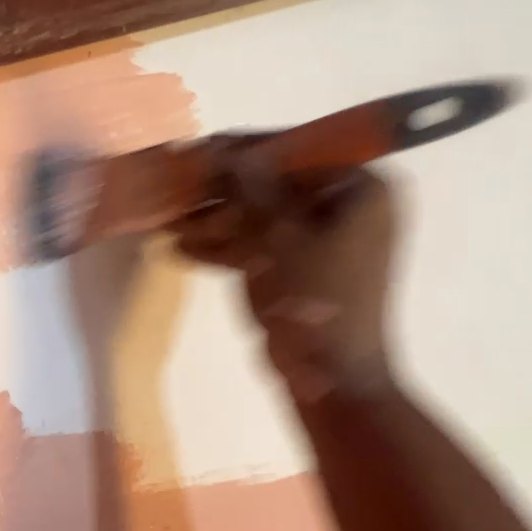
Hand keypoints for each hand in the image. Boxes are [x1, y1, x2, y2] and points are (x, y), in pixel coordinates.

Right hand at [173, 146, 398, 402]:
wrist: (332, 380)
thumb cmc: (312, 301)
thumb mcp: (274, 238)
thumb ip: (247, 189)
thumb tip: (220, 150)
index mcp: (361, 188)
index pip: (294, 152)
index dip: (239, 152)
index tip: (193, 153)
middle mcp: (352, 207)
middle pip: (275, 186)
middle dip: (221, 194)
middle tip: (175, 194)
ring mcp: (330, 242)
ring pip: (264, 219)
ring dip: (217, 222)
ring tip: (169, 225)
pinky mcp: (309, 272)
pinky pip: (266, 247)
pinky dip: (230, 249)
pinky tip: (185, 250)